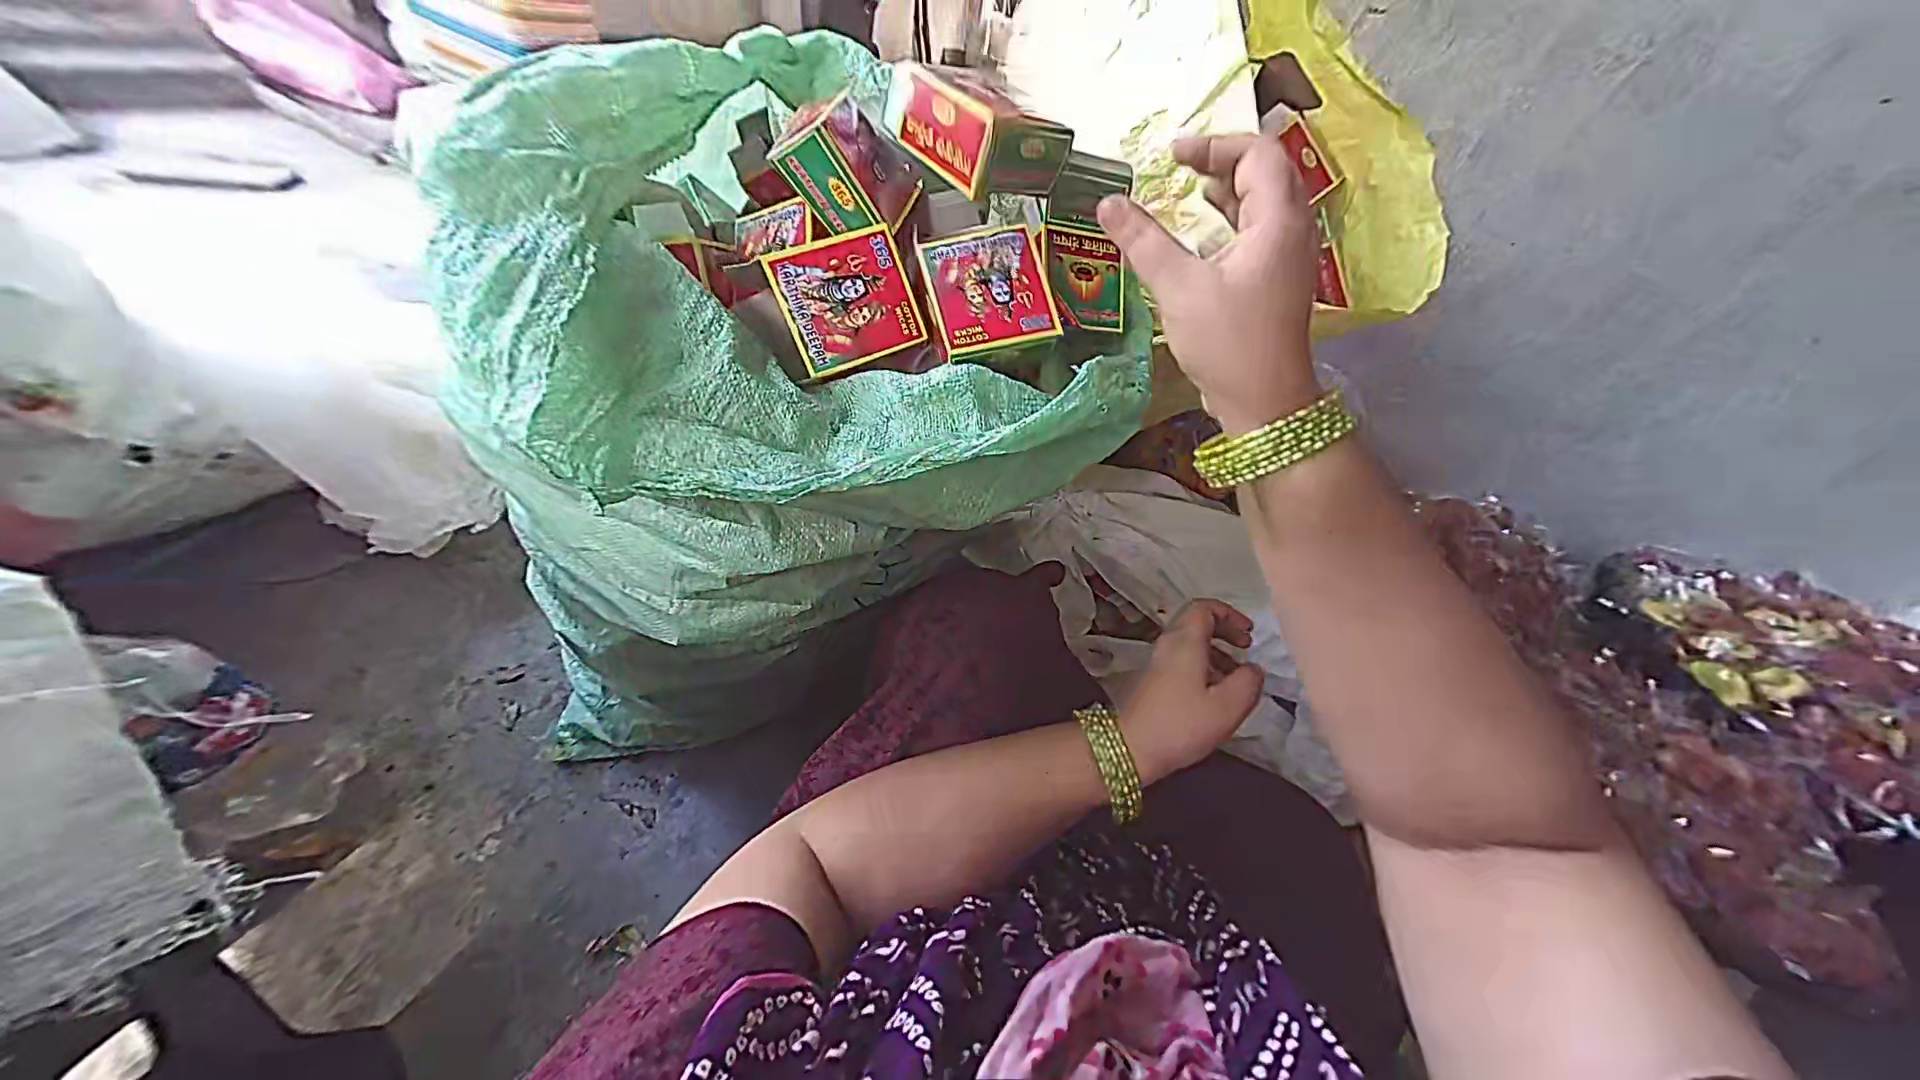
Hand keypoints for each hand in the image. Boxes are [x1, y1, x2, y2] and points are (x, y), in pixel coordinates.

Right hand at [1096, 134, 1322, 434]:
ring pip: (1261, 205)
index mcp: (1278, 219)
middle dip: (1219, 165)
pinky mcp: (1276, 282)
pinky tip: (1199, 243)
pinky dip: (1228, 226)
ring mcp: (1288, 258)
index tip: (1172, 155)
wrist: (1263, 401)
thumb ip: (1143, 241)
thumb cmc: (1226, 342)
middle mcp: (1292, 230)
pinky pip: (1256, 235)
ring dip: (1225, 195)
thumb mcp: (1178, 287)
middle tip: (1178, 172)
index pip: (1256, 152)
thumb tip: (1108, 203)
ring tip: (1186, 200)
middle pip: (1264, 173)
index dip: (1213, 144)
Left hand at [1119, 600, 1266, 783]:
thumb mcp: (1227, 706)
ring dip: (1216, 652)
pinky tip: (1216, 692)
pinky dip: (1204, 667)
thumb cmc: (1181, 725)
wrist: (1132, 748)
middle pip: (1196, 623)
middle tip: (1246, 648)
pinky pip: (1183, 661)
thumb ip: (1248, 682)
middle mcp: (1168, 645)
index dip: (1230, 613)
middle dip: (1225, 631)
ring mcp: (1158, 662)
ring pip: (1190, 644)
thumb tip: (1254, 668)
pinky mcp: (1154, 680)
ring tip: (1237, 676)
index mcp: (1184, 641)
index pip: (1203, 607)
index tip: (1249, 632)